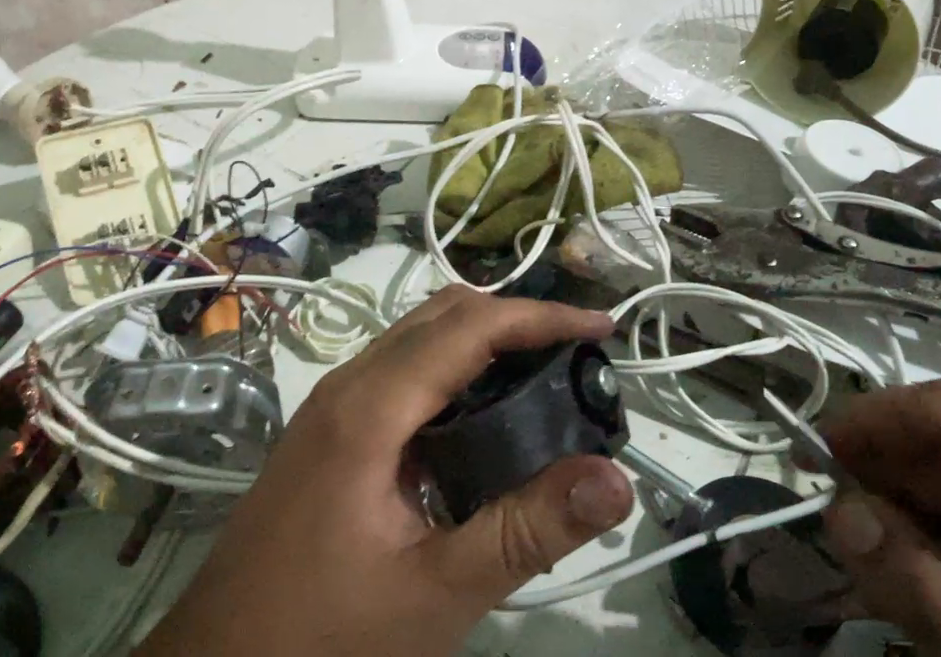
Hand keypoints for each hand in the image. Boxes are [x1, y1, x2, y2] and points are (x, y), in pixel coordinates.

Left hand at [139, 286, 634, 656]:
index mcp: (369, 407)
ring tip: (543, 376)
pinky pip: (399, 372)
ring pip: (416, 338)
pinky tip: (481, 420)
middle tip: (578, 355)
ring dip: (483, 341)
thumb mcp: (436, 591)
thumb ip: (526, 531)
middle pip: (441, 316)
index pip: (469, 327)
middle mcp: (347, 385)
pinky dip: (452, 370)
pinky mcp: (327, 431)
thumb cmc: (325, 632)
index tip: (602, 328)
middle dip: (515, 319)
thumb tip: (614, 478)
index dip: (541, 316)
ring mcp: (330, 406)